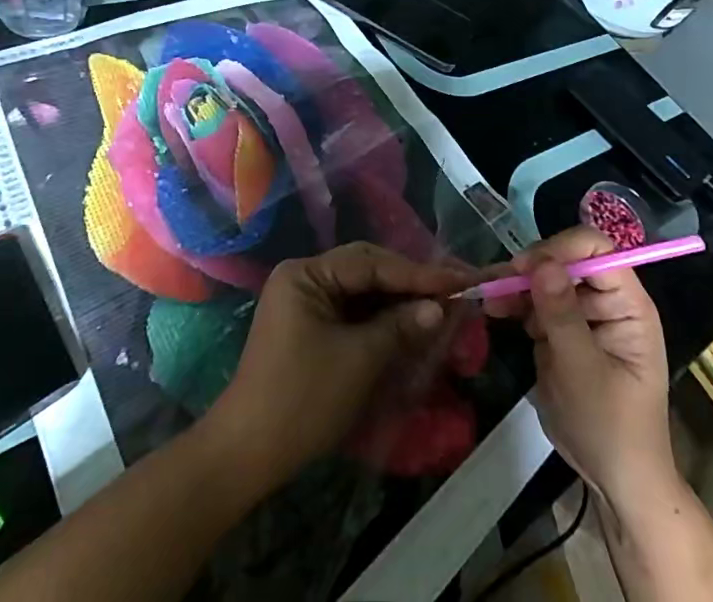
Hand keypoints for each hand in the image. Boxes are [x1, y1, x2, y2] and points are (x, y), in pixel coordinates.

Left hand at [207, 243, 473, 484]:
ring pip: (362, 292)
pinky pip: (353, 313)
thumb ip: (401, 326)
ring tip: (441, 306)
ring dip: (399, 301)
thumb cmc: (304, 397)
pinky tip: (411, 325)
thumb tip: (440, 307)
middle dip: (410, 282)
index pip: (370, 263)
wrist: (251, 449)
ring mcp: (305, 303)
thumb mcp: (360, 359)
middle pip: (366, 270)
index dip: (418, 273)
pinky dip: (382, 319)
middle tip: (455, 290)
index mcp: (305, 274)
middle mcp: (303, 278)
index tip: (462, 281)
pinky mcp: (310, 327)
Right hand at [484, 227, 676, 500]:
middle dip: (529, 269)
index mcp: (628, 306)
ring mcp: (582, 316)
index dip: (560, 250)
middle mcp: (606, 302)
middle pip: (565, 261)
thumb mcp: (582, 370)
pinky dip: (513, 303)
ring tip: (487, 301)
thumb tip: (543, 263)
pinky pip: (534, 304)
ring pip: (544, 280)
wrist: (613, 476)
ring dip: (514, 285)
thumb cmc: (610, 425)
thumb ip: (561, 315)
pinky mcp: (561, 331)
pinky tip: (494, 310)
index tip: (524, 270)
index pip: (597, 250)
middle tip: (494, 286)